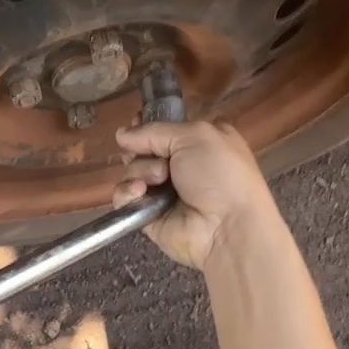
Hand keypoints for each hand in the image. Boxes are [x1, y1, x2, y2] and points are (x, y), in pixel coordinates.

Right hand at [110, 121, 281, 268]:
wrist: (227, 226)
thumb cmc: (220, 174)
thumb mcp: (194, 136)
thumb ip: (155, 131)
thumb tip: (121, 134)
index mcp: (195, 142)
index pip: (160, 130)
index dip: (144, 126)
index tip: (136, 122)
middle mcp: (177, 167)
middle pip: (140, 150)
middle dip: (141, 150)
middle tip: (161, 161)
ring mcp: (161, 193)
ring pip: (131, 173)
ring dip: (140, 172)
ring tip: (159, 180)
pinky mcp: (147, 216)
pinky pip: (123, 199)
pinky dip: (126, 193)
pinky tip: (140, 193)